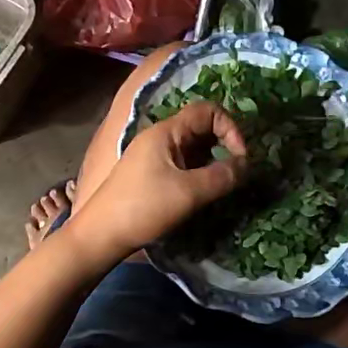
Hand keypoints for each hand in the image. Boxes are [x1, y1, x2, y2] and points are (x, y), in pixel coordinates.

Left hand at [64, 102, 247, 262]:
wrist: (99, 237)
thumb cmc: (143, 208)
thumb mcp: (189, 193)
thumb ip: (223, 176)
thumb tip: (248, 165)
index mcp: (167, 132)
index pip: (208, 111)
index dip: (230, 128)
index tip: (240, 157)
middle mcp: (160, 138)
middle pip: (202, 128)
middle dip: (224, 145)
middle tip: (237, 171)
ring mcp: (154, 156)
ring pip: (194, 148)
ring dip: (213, 161)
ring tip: (224, 184)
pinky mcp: (151, 175)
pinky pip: (184, 164)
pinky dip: (200, 172)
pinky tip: (205, 192)